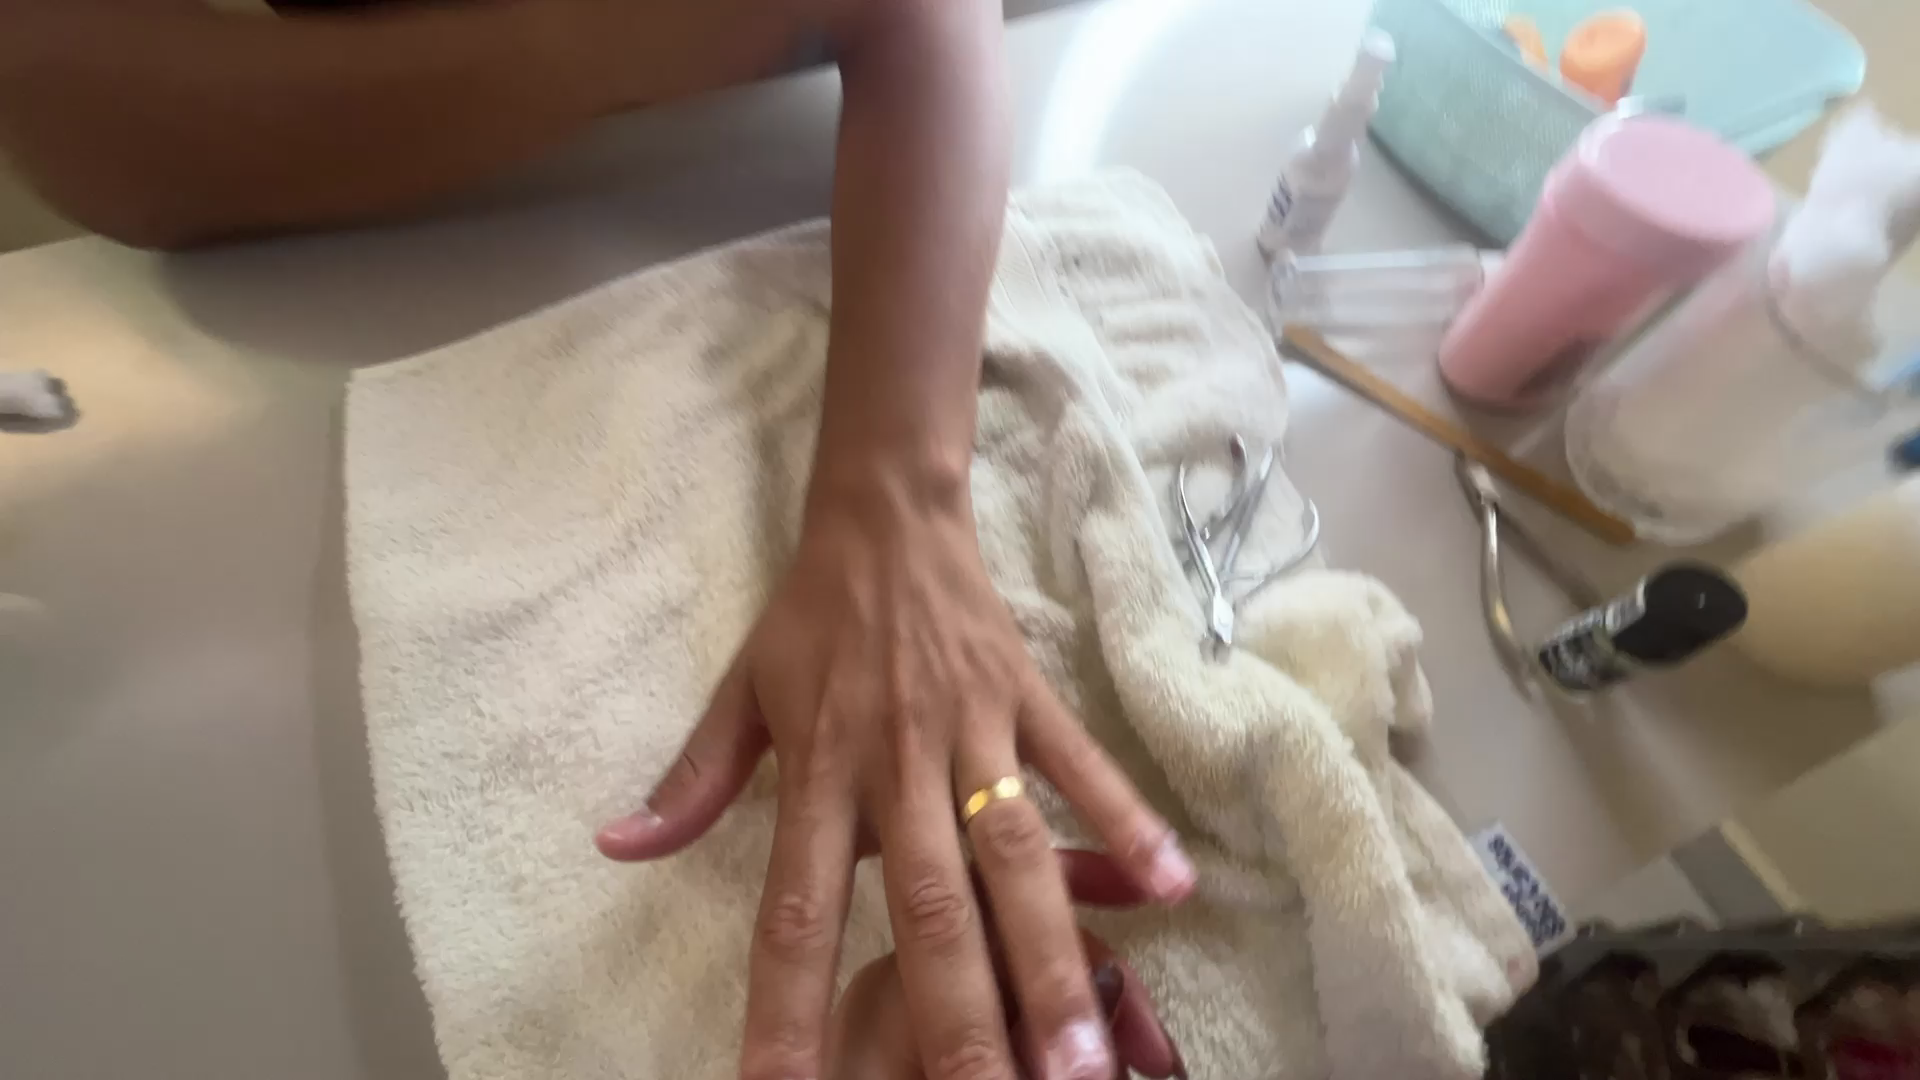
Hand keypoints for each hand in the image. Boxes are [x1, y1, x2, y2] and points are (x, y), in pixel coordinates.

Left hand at [596, 486, 1195, 1079]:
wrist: (886, 521)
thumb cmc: (814, 611)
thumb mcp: (742, 685)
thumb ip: (694, 777)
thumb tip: (618, 849)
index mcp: (820, 763)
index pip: (800, 907)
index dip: (790, 1009)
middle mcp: (899, 758)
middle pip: (929, 902)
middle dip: (957, 1020)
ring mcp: (974, 726)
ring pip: (1014, 849)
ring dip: (1045, 950)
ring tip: (1082, 1054)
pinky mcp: (1025, 694)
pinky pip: (1079, 763)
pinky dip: (1123, 819)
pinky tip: (1172, 885)